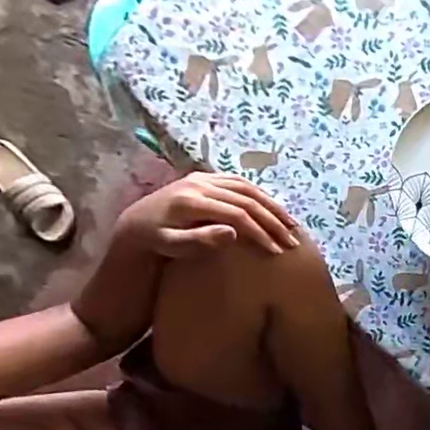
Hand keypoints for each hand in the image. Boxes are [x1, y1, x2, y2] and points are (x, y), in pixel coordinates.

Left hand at [111, 172, 304, 257]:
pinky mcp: (205, 178)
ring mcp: (203, 178)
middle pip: (246, 199)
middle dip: (273, 220)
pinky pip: (239, 182)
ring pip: (246, 187)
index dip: (260, 232)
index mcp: (191, 201)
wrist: (136, 224)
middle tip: (293, 241)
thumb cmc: (156, 241)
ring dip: (272, 206)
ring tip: (292, 224)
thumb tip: (233, 232)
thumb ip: (201, 240)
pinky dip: (260, 195)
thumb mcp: (172, 246)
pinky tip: (273, 209)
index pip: (237, 214)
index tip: (276, 251)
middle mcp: (199, 184)